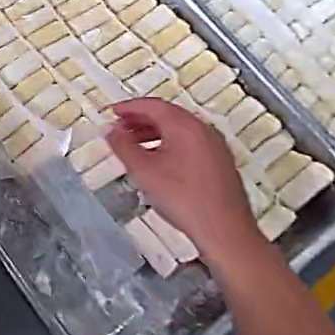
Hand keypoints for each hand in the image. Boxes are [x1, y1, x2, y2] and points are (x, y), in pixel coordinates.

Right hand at [105, 97, 269, 263]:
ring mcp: (215, 146)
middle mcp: (203, 130)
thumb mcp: (142, 170)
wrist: (223, 229)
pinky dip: (169, 143)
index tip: (114, 112)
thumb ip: (122, 146)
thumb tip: (110, 130)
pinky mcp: (220, 162)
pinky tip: (158, 161)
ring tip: (134, 145)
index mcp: (185, 126)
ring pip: (179, 129)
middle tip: (121, 127)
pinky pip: (190, 143)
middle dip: (140, 119)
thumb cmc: (185, 199)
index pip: (153, 105)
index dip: (129, 107)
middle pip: (167, 115)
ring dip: (153, 132)